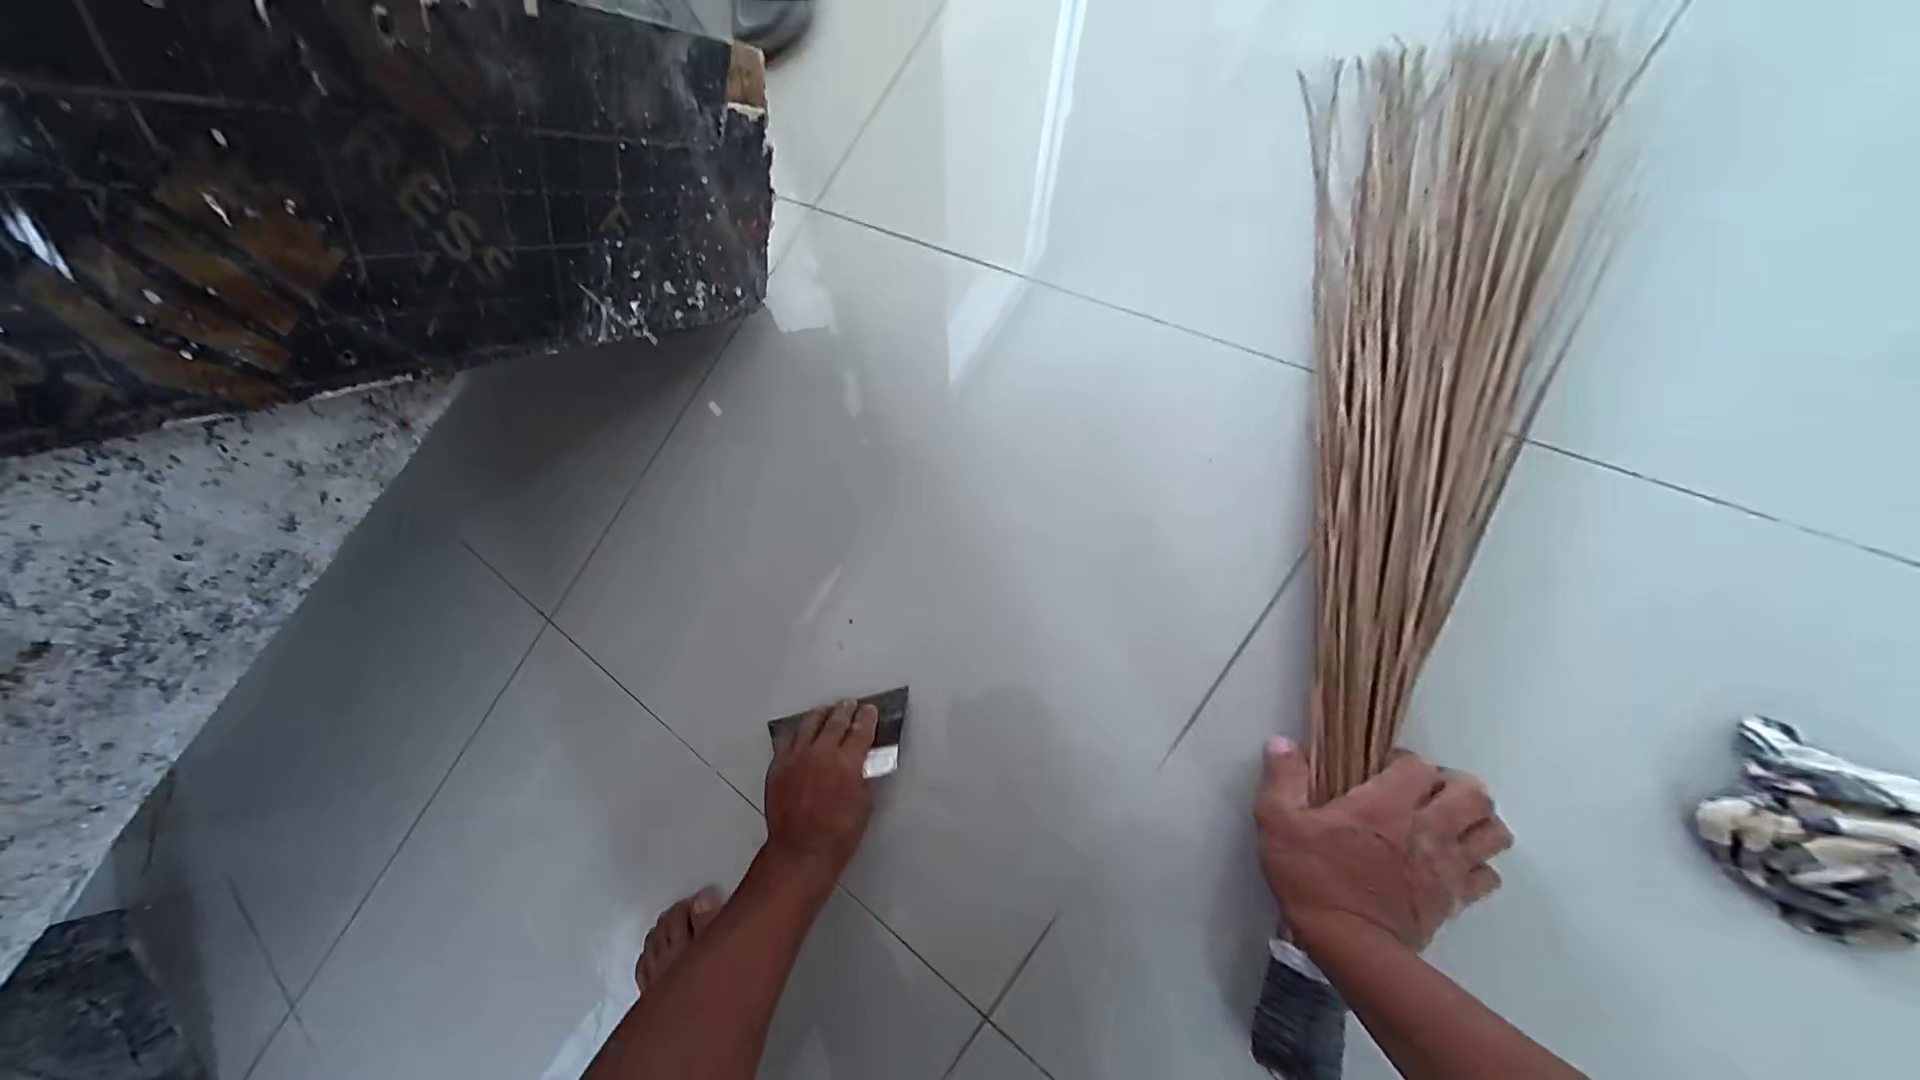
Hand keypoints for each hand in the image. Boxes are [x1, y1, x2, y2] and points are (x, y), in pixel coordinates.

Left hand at [764, 699, 877, 878]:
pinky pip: (786, 738)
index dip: (868, 717)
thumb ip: (863, 775)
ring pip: (810, 722)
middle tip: (850, 705)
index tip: (870, 711)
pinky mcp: (778, 765)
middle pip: (836, 719)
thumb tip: (861, 763)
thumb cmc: (838, 834)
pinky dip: (797, 731)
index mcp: (848, 761)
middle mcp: (822, 752)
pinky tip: (801, 732)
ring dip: (822, 715)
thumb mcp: (864, 802)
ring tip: (827, 713)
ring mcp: (797, 756)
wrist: (801, 850)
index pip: (861, 728)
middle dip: (846, 710)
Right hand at [1254, 738, 1511, 952]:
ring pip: (1494, 832)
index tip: (1383, 769)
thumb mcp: (1278, 820)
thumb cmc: (1311, 876)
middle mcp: (1426, 828)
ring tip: (1447, 821)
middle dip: (1455, 785)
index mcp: (1384, 804)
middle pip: (1473, 793)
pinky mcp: (1456, 899)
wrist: (1349, 945)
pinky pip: (1489, 874)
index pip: (1419, 766)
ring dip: (1476, 821)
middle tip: (1426, 791)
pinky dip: (1477, 863)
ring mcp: (1447, 865)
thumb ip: (1283, 778)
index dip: (1405, 762)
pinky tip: (1449, 862)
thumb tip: (1282, 742)